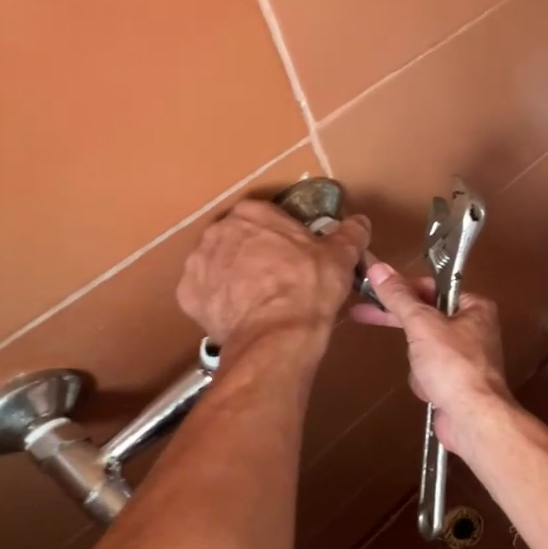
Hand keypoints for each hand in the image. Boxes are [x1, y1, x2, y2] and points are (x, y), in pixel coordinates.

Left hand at [176, 199, 371, 357]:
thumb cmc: (309, 286)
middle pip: (239, 238)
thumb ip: (350, 234)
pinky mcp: (187, 297)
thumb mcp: (341, 256)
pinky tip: (245, 315)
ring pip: (220, 265)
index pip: (267, 215)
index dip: (284, 233)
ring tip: (263, 299)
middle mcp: (217, 232)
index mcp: (252, 214)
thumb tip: (359, 222)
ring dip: (236, 276)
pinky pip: (207, 294)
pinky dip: (222, 302)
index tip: (298, 252)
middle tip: (282, 276)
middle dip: (256, 253)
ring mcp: (197, 265)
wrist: (277, 334)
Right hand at [350, 261, 511, 453]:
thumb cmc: (452, 365)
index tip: (375, 288)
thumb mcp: (422, 325)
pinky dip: (424, 380)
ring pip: (423, 346)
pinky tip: (429, 391)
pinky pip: (428, 370)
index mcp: (475, 307)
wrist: (472, 418)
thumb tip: (378, 267)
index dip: (405, 288)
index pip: (434, 288)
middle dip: (404, 326)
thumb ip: (399, 297)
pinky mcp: (456, 379)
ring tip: (426, 374)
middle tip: (362, 313)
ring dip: (417, 362)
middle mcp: (474, 327)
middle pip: (426, 316)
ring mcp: (466, 355)